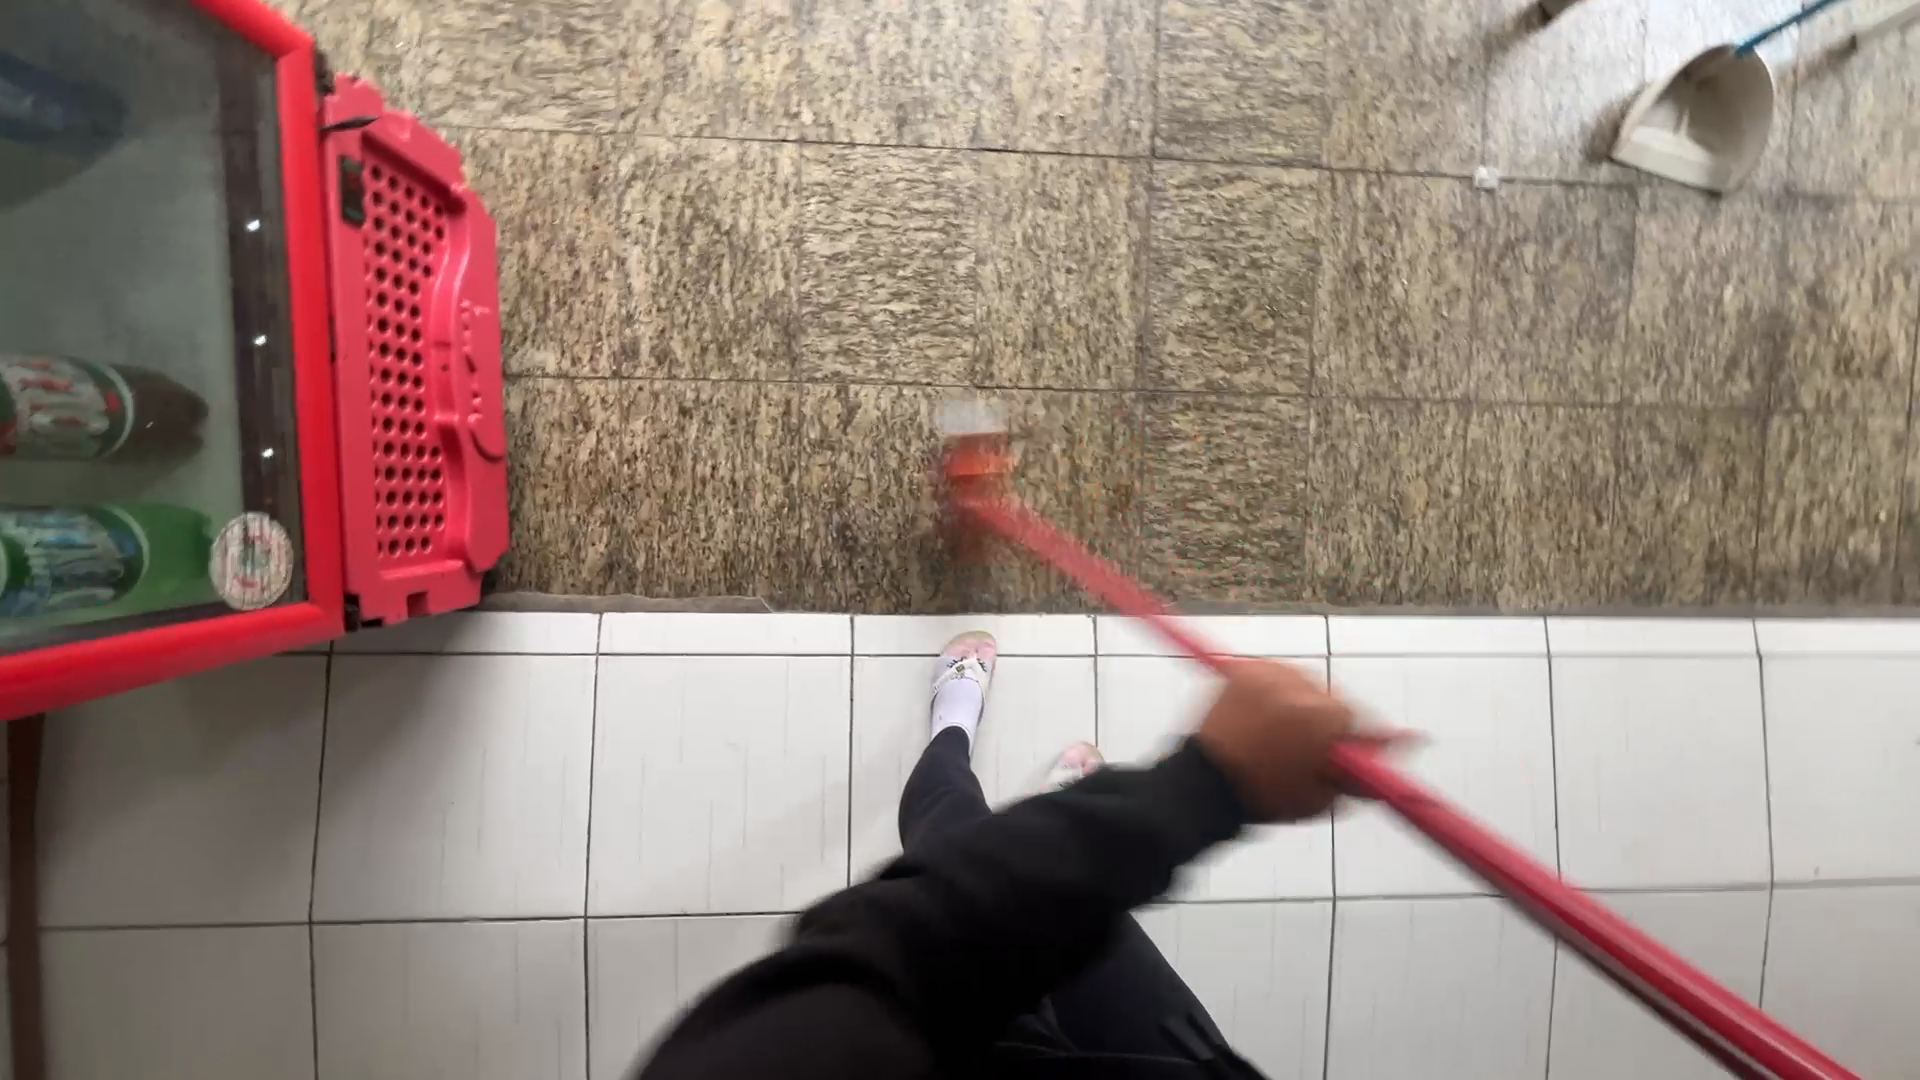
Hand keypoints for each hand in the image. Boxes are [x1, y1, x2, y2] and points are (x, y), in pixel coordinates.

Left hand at [1191, 659, 1397, 822]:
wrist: (1205, 780)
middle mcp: (1295, 686)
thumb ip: (1363, 773)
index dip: (1358, 737)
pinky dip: (1276, 691)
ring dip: (1302, 702)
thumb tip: (1391, 751)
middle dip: (1328, 719)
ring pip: (1302, 684)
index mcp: (1320, 716)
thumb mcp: (1324, 796)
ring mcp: (1265, 673)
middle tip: (1315, 745)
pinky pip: (1272, 676)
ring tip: (1286, 731)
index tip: (1354, 749)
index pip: (1358, 718)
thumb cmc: (1264, 794)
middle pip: (1330, 697)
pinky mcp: (1241, 669)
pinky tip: (1269, 714)